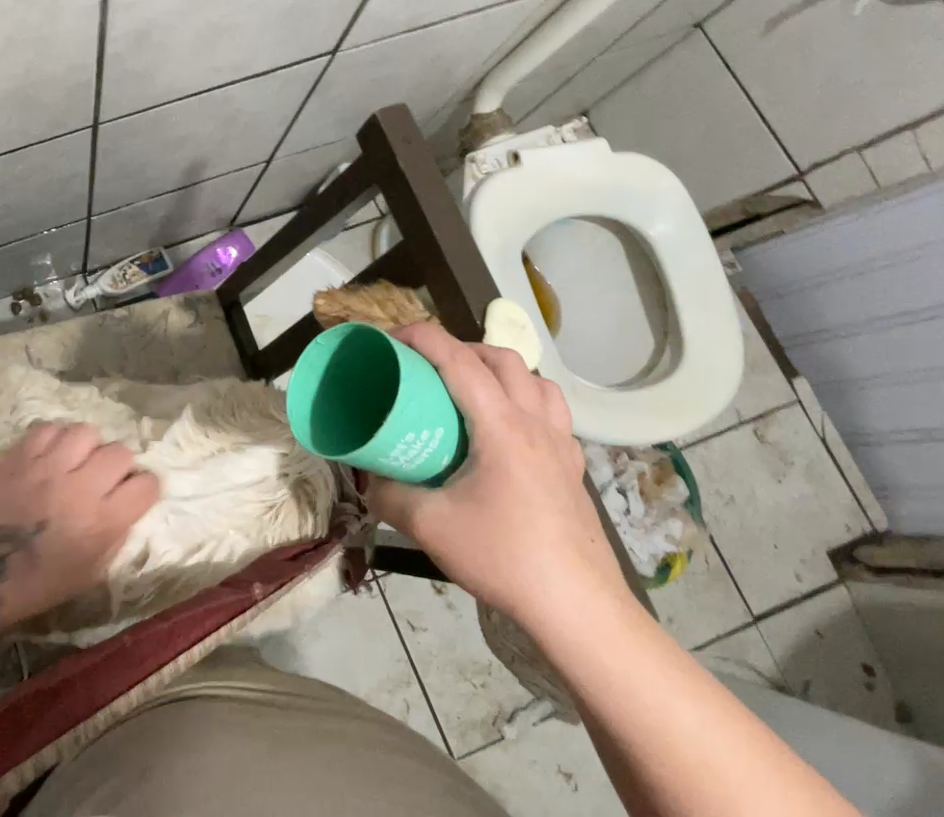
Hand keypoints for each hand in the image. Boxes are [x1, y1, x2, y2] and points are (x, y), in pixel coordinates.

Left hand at [0, 422, 160, 631]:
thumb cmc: (35, 586)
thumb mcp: (89, 575)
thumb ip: (114, 536)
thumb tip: (125, 507)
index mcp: (102, 523)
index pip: (147, 484)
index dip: (144, 488)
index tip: (132, 494)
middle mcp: (79, 488)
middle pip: (120, 452)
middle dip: (119, 465)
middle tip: (103, 478)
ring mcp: (45, 468)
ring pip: (85, 431)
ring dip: (87, 446)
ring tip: (76, 461)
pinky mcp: (16, 458)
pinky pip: (47, 428)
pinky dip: (54, 437)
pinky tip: (49, 455)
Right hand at [365, 322, 633, 627]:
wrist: (576, 606)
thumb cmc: (502, 557)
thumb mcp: (429, 525)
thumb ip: (389, 493)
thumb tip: (367, 476)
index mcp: (501, 426)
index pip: (459, 361)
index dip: (422, 338)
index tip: (390, 338)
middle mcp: (536, 423)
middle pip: (502, 359)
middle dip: (460, 348)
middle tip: (426, 367)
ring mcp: (562, 445)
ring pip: (535, 381)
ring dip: (499, 370)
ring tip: (469, 389)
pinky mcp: (572, 468)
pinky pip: (551, 412)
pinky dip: (524, 400)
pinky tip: (505, 431)